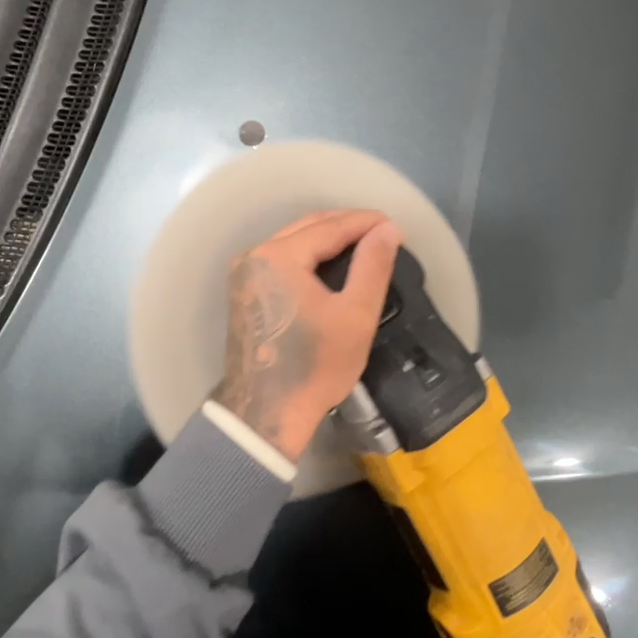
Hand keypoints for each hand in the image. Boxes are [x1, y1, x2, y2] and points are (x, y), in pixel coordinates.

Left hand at [211, 209, 401, 461]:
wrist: (266, 415)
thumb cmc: (314, 366)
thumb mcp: (355, 316)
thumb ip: (373, 266)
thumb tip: (387, 229)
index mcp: (277, 256)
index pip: (329, 227)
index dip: (364, 222)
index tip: (393, 224)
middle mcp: (254, 256)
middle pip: (308, 227)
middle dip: (346, 225)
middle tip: (381, 232)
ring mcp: (245, 274)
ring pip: (293, 241)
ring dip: (327, 239)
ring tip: (363, 245)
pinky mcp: (244, 292)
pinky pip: (282, 260)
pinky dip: (309, 255)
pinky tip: (332, 264)